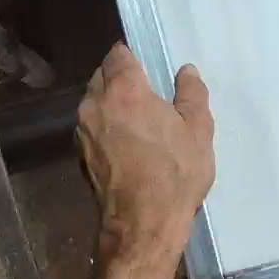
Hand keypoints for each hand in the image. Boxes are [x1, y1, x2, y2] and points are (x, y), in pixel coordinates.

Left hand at [76, 43, 215, 265]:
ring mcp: (82, 132)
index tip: (149, 71)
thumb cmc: (174, 174)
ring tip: (138, 126)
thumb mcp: (198, 132)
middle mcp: (94, 104)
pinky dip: (105, 132)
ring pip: (94, 105)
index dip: (133, 59)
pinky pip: (91, 131)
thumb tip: (187, 72)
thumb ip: (192, 94)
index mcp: (123, 89)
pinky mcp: (79, 156)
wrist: (143, 224)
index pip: (118, 54)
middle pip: (102, 77)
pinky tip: (126, 150)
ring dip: (111, 108)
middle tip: (148, 99)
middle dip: (121, 82)